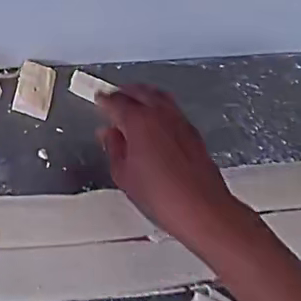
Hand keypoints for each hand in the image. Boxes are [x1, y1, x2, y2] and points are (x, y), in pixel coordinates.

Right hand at [94, 85, 255, 248]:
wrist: (201, 208)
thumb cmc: (163, 195)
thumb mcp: (124, 174)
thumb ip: (113, 148)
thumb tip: (109, 135)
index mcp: (138, 120)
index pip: (115, 101)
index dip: (104, 100)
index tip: (98, 100)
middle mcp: (160, 113)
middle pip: (138, 91)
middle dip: (123, 93)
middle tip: (112, 99)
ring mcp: (179, 120)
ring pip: (157, 95)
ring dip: (143, 95)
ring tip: (133, 105)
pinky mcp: (192, 130)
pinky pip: (171, 108)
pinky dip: (159, 106)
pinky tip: (155, 120)